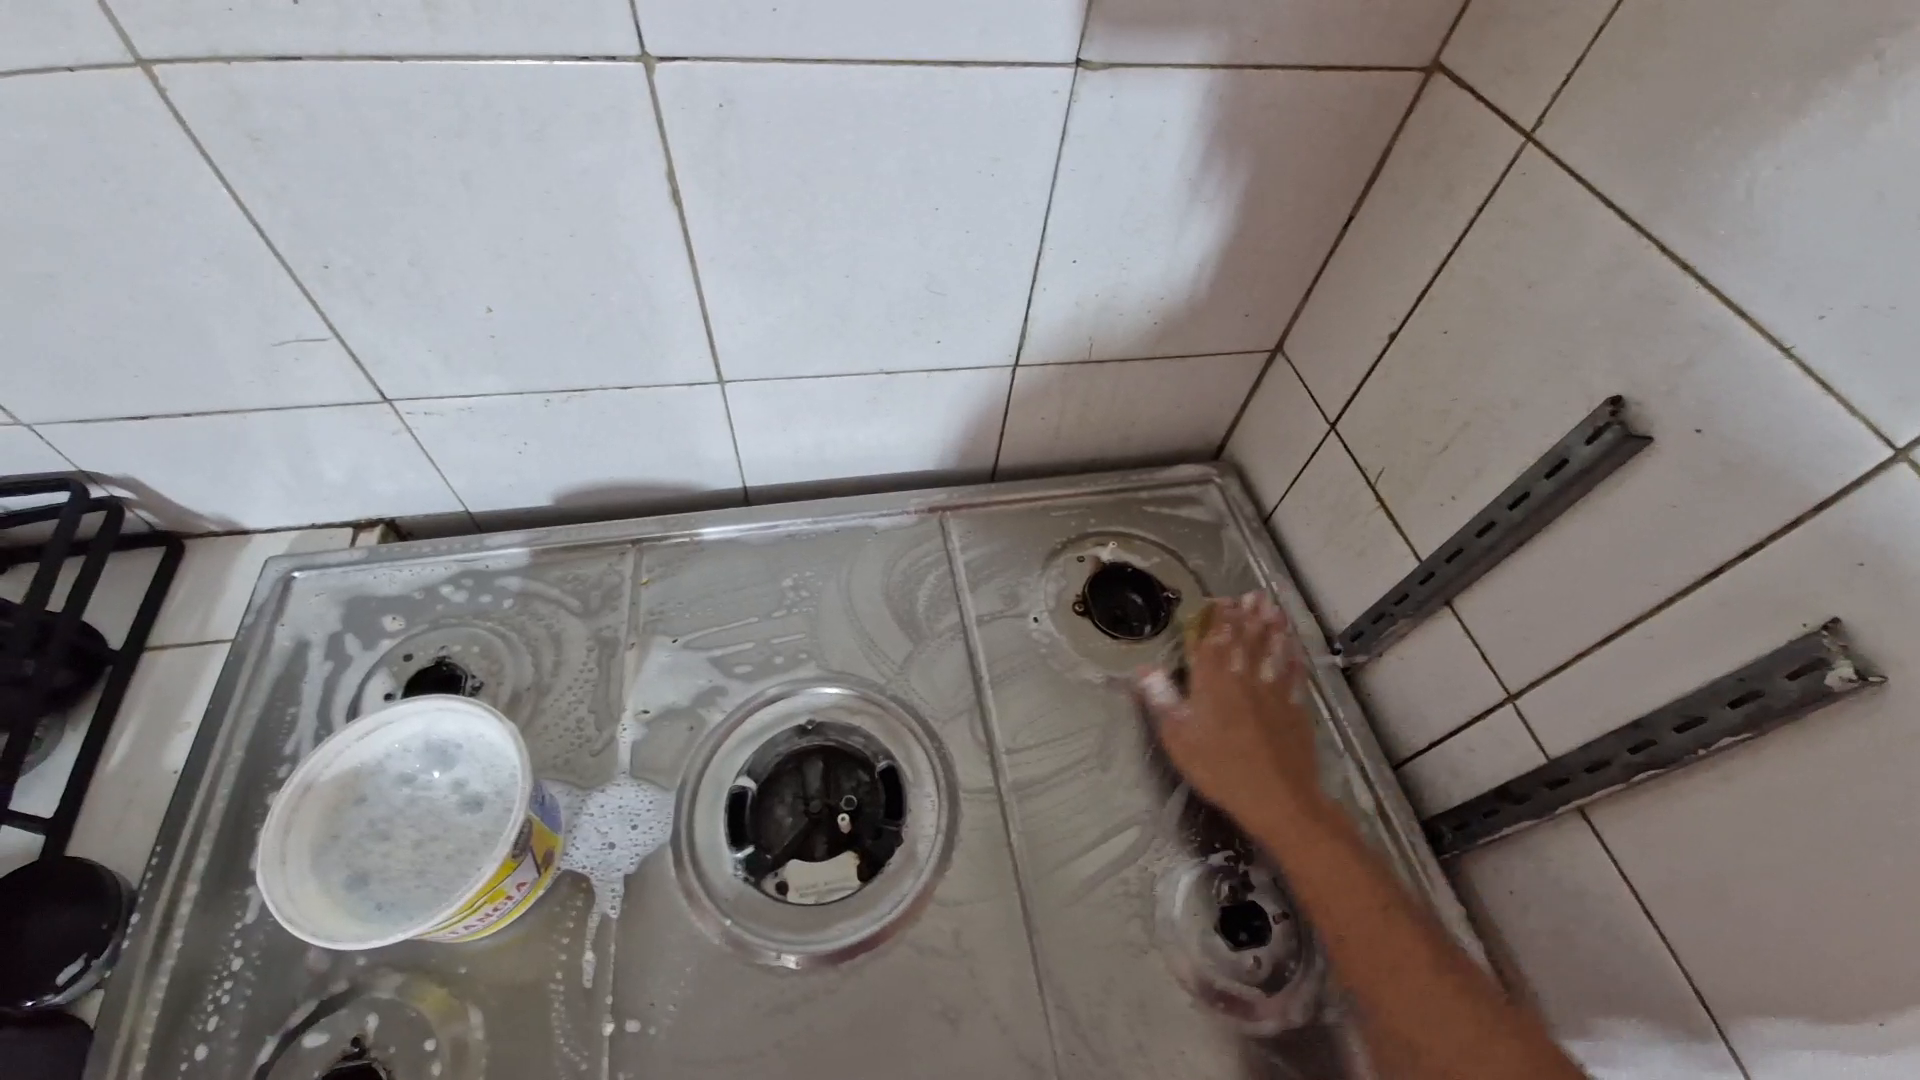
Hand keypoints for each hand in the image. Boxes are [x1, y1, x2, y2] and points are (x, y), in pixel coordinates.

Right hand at [1136, 592, 1326, 829]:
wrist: (1278, 797)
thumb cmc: (1219, 769)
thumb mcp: (1177, 738)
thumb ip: (1162, 699)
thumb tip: (1144, 668)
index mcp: (1211, 684)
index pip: (1210, 643)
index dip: (1214, 621)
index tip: (1218, 601)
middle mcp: (1243, 679)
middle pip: (1244, 640)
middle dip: (1245, 616)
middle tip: (1250, 594)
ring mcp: (1273, 691)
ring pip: (1271, 650)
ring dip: (1271, 626)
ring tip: (1271, 606)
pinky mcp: (1295, 707)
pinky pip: (1294, 673)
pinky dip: (1293, 655)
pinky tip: (1294, 645)